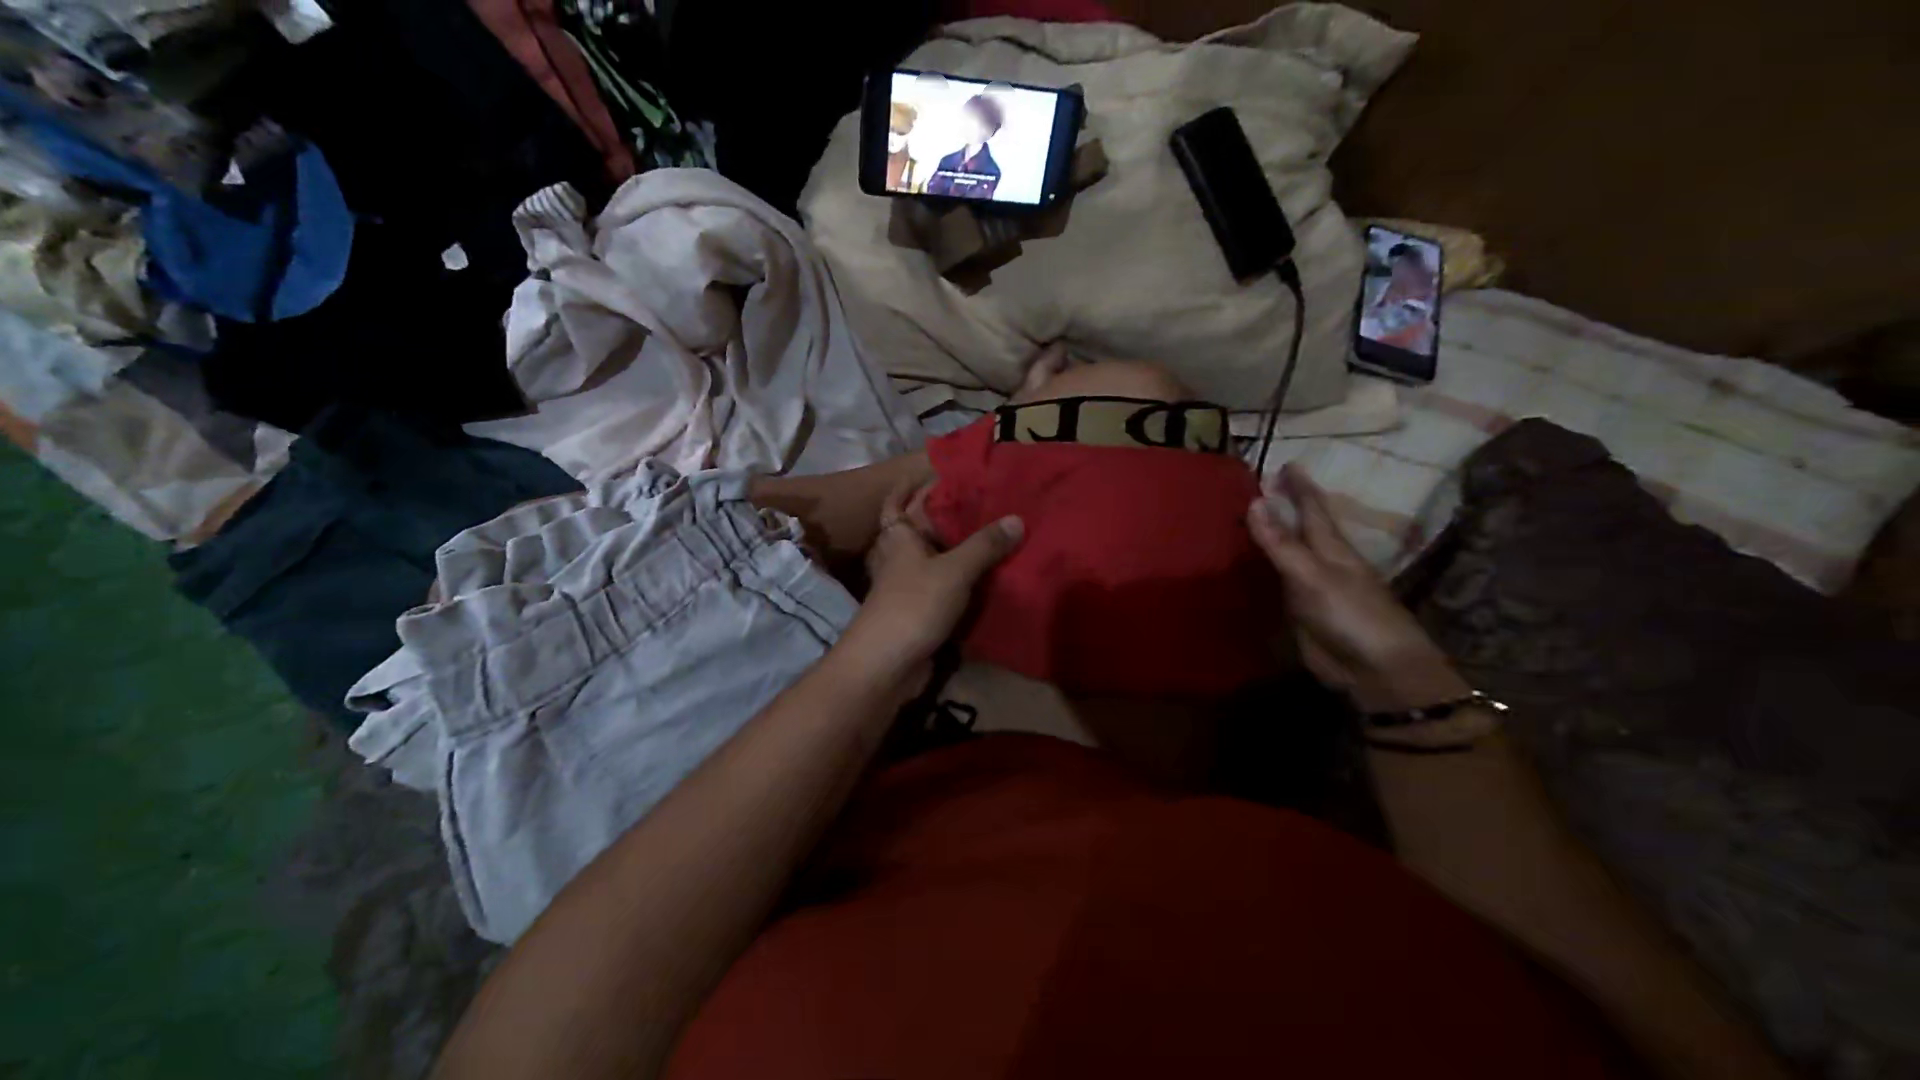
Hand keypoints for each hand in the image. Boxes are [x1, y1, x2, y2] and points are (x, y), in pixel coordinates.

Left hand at [842, 478, 1022, 679]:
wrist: (887, 664)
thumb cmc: (914, 605)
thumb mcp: (954, 570)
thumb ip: (985, 545)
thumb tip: (1017, 518)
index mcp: (899, 536)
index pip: (899, 499)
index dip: (913, 484)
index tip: (940, 471)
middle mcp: (901, 555)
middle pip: (922, 526)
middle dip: (947, 513)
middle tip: (984, 499)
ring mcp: (909, 585)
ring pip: (936, 557)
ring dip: (959, 546)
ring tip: (994, 530)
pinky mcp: (921, 610)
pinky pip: (946, 584)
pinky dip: (963, 577)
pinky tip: (989, 572)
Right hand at [1247, 464, 1469, 712]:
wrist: (1375, 670)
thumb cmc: (1351, 615)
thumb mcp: (1312, 575)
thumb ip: (1281, 542)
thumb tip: (1254, 500)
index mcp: (1331, 547)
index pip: (1312, 508)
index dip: (1299, 486)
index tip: (1285, 463)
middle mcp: (1321, 563)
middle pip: (1299, 529)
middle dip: (1283, 508)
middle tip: (1259, 488)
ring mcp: (1312, 589)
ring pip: (1288, 555)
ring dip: (1271, 539)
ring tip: (1246, 522)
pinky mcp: (1302, 614)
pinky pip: (1278, 584)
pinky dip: (1264, 571)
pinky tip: (1247, 569)